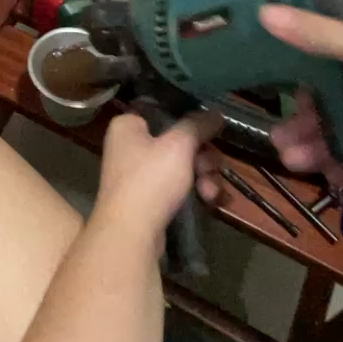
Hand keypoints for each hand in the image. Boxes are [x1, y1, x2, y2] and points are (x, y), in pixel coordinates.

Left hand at [96, 110, 223, 242]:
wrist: (131, 231)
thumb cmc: (150, 179)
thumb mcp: (178, 146)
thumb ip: (197, 125)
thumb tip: (214, 112)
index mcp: (128, 125)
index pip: (162, 110)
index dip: (189, 120)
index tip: (211, 129)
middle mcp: (130, 145)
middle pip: (178, 141)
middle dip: (203, 157)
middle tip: (209, 167)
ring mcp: (138, 172)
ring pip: (183, 165)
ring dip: (204, 177)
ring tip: (210, 192)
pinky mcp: (149, 196)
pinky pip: (180, 186)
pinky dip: (196, 191)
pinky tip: (211, 202)